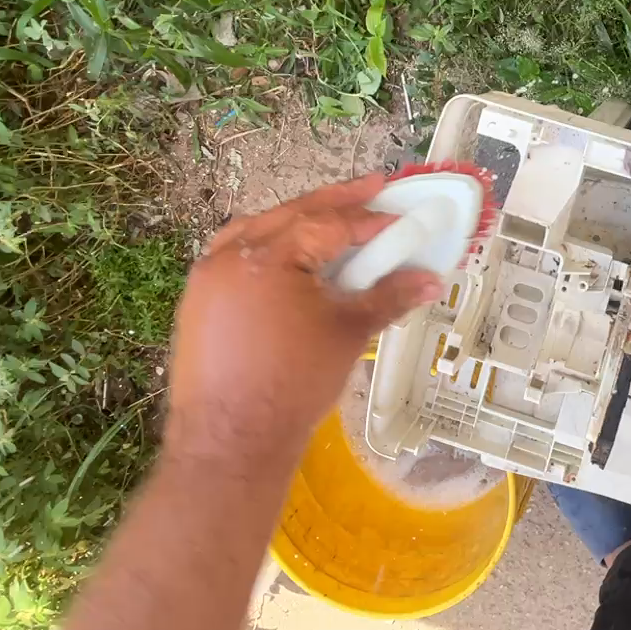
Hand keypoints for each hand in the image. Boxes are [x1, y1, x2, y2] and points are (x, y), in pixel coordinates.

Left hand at [163, 175, 442, 469]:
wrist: (229, 443)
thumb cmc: (293, 383)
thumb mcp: (349, 332)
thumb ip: (390, 297)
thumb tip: (432, 280)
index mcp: (270, 258)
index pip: (330, 224)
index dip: (370, 220)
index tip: (400, 218)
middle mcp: (231, 256)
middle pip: (293, 213)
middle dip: (337, 201)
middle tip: (373, 186)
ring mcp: (207, 277)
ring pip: (261, 228)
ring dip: (299, 216)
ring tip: (332, 213)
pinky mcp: (198, 300)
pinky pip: (237, 252)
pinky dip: (269, 242)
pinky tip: (289, 253)